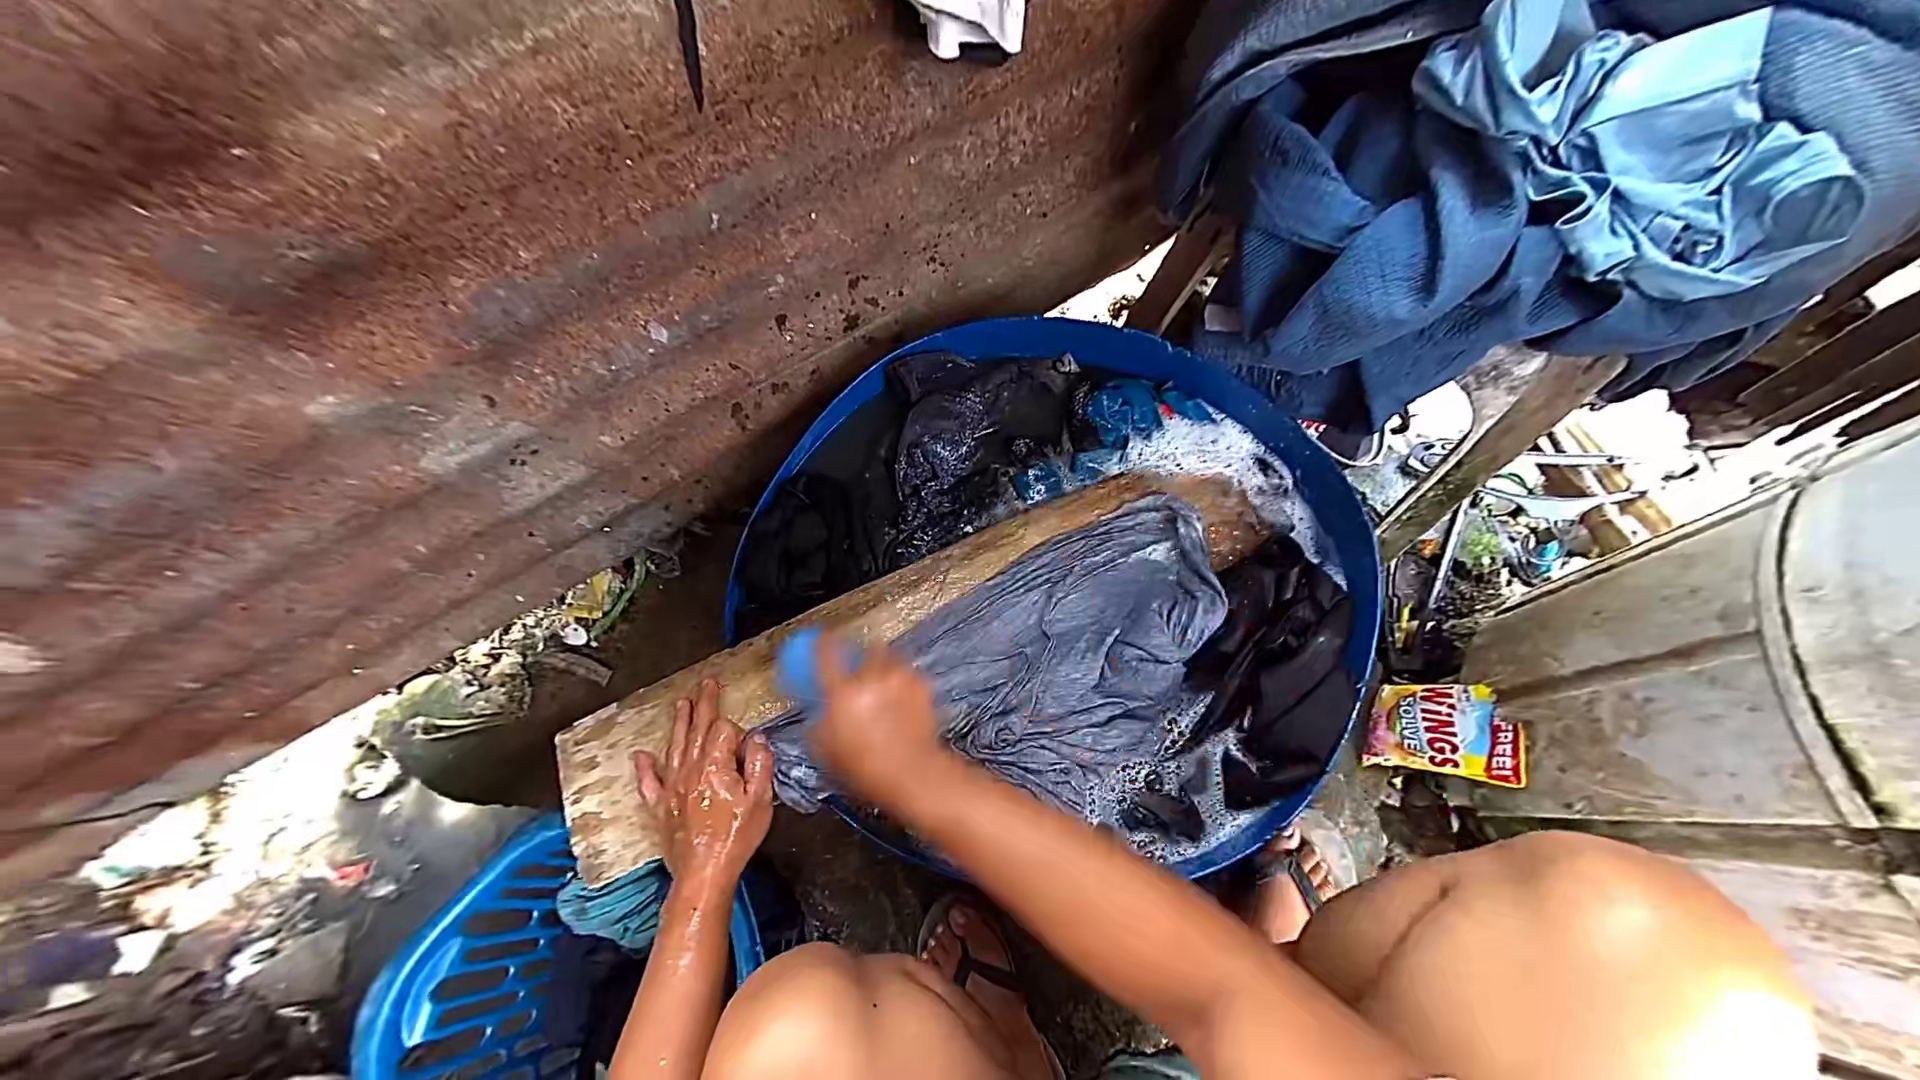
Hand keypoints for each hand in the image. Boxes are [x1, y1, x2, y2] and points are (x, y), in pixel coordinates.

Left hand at [633, 678, 773, 898]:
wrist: (703, 873)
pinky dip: (645, 768)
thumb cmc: (735, 838)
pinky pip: (650, 782)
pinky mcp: (661, 807)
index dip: (738, 732)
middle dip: (703, 704)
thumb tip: (757, 740)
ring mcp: (672, 788)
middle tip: (706, 683)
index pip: (724, 731)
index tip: (749, 746)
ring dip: (679, 722)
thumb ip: (760, 764)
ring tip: (682, 703)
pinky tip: (641, 755)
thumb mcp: (761, 799)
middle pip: (697, 729)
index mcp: (714, 766)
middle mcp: (689, 771)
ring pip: (674, 747)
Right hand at [809, 633, 948, 801]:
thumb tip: (819, 710)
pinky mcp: (922, 686)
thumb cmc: (865, 768)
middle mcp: (871, 677)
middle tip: (859, 672)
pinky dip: (904, 682)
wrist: (912, 774)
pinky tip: (903, 701)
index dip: (822, 642)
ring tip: (885, 688)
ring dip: (885, 668)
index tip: (821, 639)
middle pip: (864, 649)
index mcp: (841, 691)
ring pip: (890, 658)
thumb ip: (818, 721)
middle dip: (862, 657)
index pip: (826, 652)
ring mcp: (900, 678)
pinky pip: (909, 674)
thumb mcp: (824, 749)